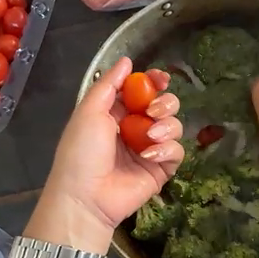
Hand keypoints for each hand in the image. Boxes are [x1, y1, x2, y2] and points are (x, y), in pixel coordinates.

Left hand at [29, 57, 183, 251]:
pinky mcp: (162, 169)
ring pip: (174, 126)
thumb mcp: (89, 111)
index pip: (142, 91)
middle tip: (154, 110)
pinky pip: (177, 151)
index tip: (161, 78)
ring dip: (167, 125)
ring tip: (152, 135)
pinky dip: (167, 149)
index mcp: (116, 113)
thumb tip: (127, 61)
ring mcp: (150, 148)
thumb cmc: (81, 151)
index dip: (154, 82)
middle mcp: (136, 128)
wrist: (86, 196)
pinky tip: (150, 155)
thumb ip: (109, 84)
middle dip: (165, 103)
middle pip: (164, 105)